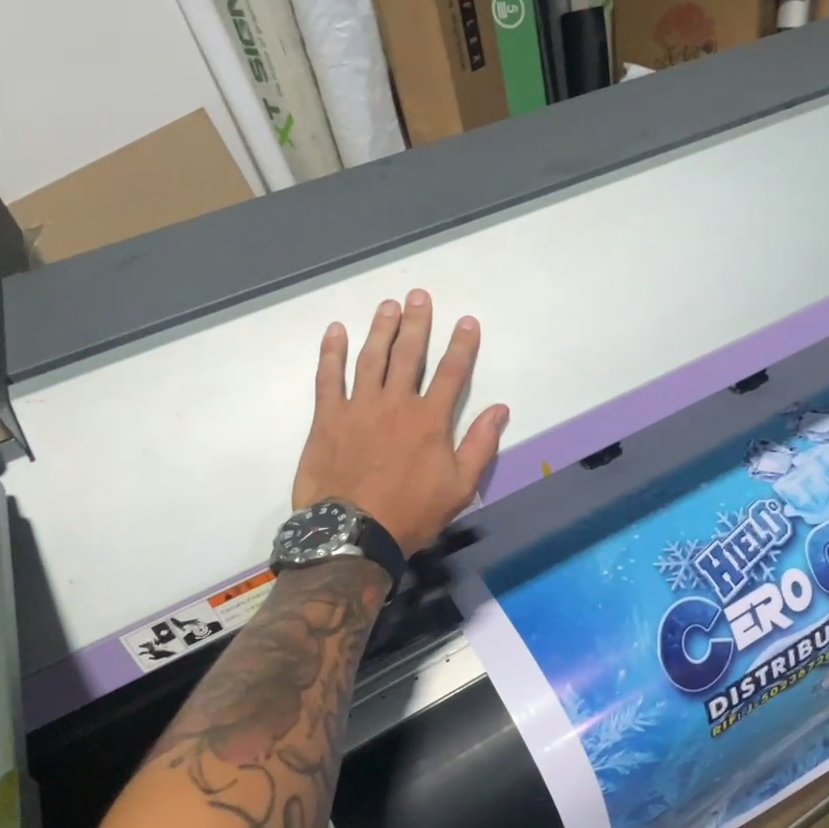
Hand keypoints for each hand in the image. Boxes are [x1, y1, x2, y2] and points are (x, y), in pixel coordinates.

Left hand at [293, 290, 508, 556]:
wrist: (352, 531)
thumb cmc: (411, 513)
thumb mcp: (459, 487)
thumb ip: (480, 445)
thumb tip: (500, 409)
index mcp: (430, 420)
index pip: (452, 373)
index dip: (461, 345)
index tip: (467, 321)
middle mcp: (396, 403)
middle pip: (409, 354)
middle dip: (417, 323)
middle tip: (419, 296)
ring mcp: (359, 406)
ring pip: (371, 357)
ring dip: (381, 328)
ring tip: (387, 305)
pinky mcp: (328, 417)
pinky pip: (328, 376)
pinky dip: (331, 352)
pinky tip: (335, 331)